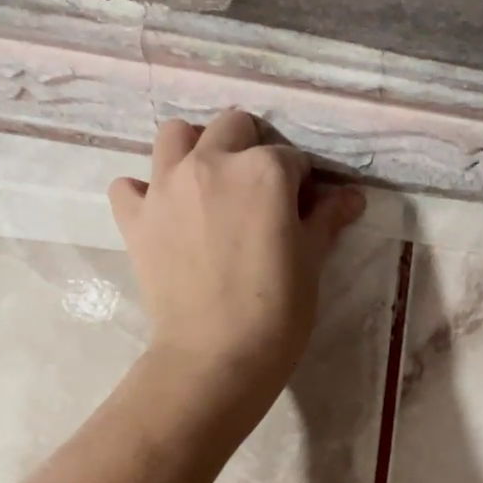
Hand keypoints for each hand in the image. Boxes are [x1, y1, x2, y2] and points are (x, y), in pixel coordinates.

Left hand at [109, 110, 365, 421]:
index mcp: (264, 170)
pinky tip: (165, 213)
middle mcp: (212, 163)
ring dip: (195, 148)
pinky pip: (131, 184)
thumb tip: (351, 196)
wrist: (217, 356)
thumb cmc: (279, 309)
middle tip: (259, 189)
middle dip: (251, 147)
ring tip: (210, 182)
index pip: (290, 157)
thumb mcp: (313, 259)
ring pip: (175, 134)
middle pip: (233, 127)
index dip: (301, 181)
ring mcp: (167, 186)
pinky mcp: (135, 216)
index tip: (303, 207)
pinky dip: (146, 191)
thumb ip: (327, 218)